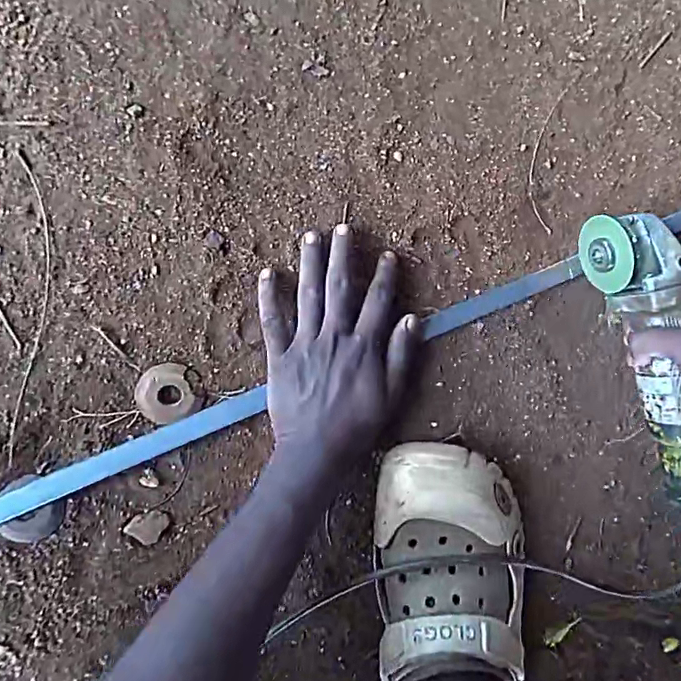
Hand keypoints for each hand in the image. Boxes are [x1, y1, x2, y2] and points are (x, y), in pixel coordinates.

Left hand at [257, 225, 420, 490]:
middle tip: (343, 229)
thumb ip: (400, 355)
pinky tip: (268, 273)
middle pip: (339, 288)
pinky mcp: (279, 357)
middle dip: (342, 256)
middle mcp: (334, 337)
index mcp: (363, 346)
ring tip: (311, 236)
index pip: (377, 301)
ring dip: (310, 263)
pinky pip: (273, 322)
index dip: (383, 276)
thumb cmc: (357, 426)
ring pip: (308, 295)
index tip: (386, 255)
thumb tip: (412, 319)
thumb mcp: (391, 395)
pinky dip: (269, 297)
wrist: (316, 451)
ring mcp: (304, 344)